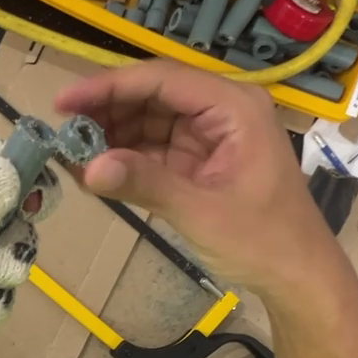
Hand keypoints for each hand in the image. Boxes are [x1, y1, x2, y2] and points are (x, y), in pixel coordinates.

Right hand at [55, 61, 342, 303]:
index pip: (161, 81)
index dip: (108, 87)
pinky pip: (153, 149)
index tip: (64, 102)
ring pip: (148, 121)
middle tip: (61, 131)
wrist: (296, 276)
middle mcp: (220, 112)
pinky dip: (124, 158)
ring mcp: (208, 137)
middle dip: (105, 111)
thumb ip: (144, 183)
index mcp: (233, 107)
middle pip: (151, 95)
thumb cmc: (262, 240)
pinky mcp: (197, 163)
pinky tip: (94, 169)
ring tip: (71, 152)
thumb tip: (87, 167)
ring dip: (111, 135)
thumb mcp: (200, 211)